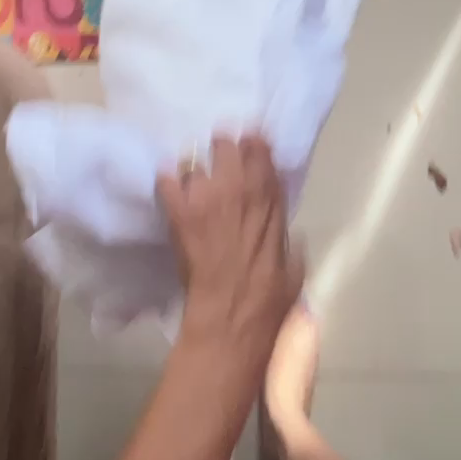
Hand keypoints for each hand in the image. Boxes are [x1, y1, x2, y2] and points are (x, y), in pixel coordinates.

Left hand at [157, 134, 303, 354]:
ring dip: (191, 172)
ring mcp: (207, 194)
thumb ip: (287, 237)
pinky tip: (169, 194)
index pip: (258, 147)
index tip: (244, 150)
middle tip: (213, 162)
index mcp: (269, 196)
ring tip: (189, 186)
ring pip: (193, 159)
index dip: (249, 146)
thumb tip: (287, 230)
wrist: (232, 316)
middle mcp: (239, 186)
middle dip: (217, 149)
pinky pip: (166, 179)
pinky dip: (166, 184)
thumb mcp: (294, 263)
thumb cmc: (269, 297)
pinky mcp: (180, 209)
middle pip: (224, 143)